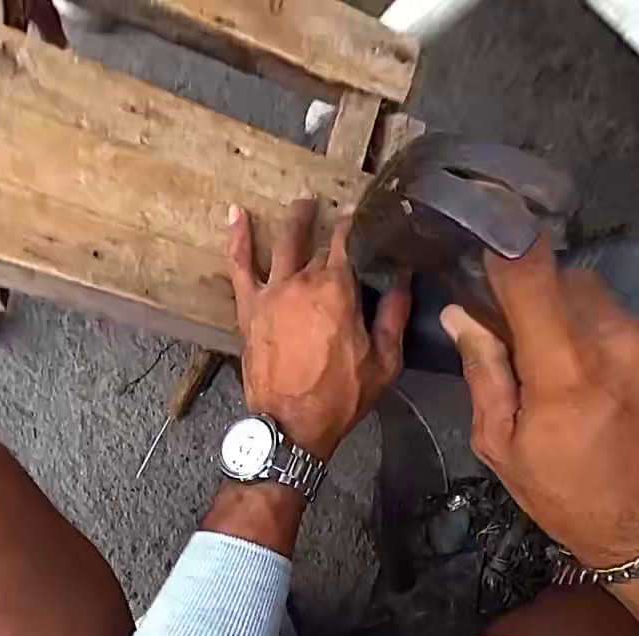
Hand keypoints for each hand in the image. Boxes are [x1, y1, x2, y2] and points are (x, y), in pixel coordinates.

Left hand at [228, 197, 411, 460]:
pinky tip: (236, 213)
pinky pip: (240, 267)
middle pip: (319, 245)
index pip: (349, 241)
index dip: (358, 225)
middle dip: (332, 229)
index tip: (366, 216)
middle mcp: (303, 282)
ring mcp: (272, 293)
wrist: (290, 427)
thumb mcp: (384, 363)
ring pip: (283, 244)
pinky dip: (237, 238)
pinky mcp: (249, 310)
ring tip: (304, 204)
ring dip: (296, 220)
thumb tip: (403, 280)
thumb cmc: (339, 399)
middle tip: (340, 216)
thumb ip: (395, 315)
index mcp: (339, 290)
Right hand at [443, 242, 638, 568]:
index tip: (490, 246)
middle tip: (534, 353)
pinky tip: (620, 386)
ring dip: (582, 325)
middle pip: (568, 282)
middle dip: (542, 305)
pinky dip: (619, 342)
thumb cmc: (568, 495)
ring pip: (605, 301)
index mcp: (564, 372)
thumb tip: (461, 317)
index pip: (531, 275)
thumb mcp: (503, 449)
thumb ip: (484, 375)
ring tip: (583, 380)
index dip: (506, 251)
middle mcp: (621, 342)